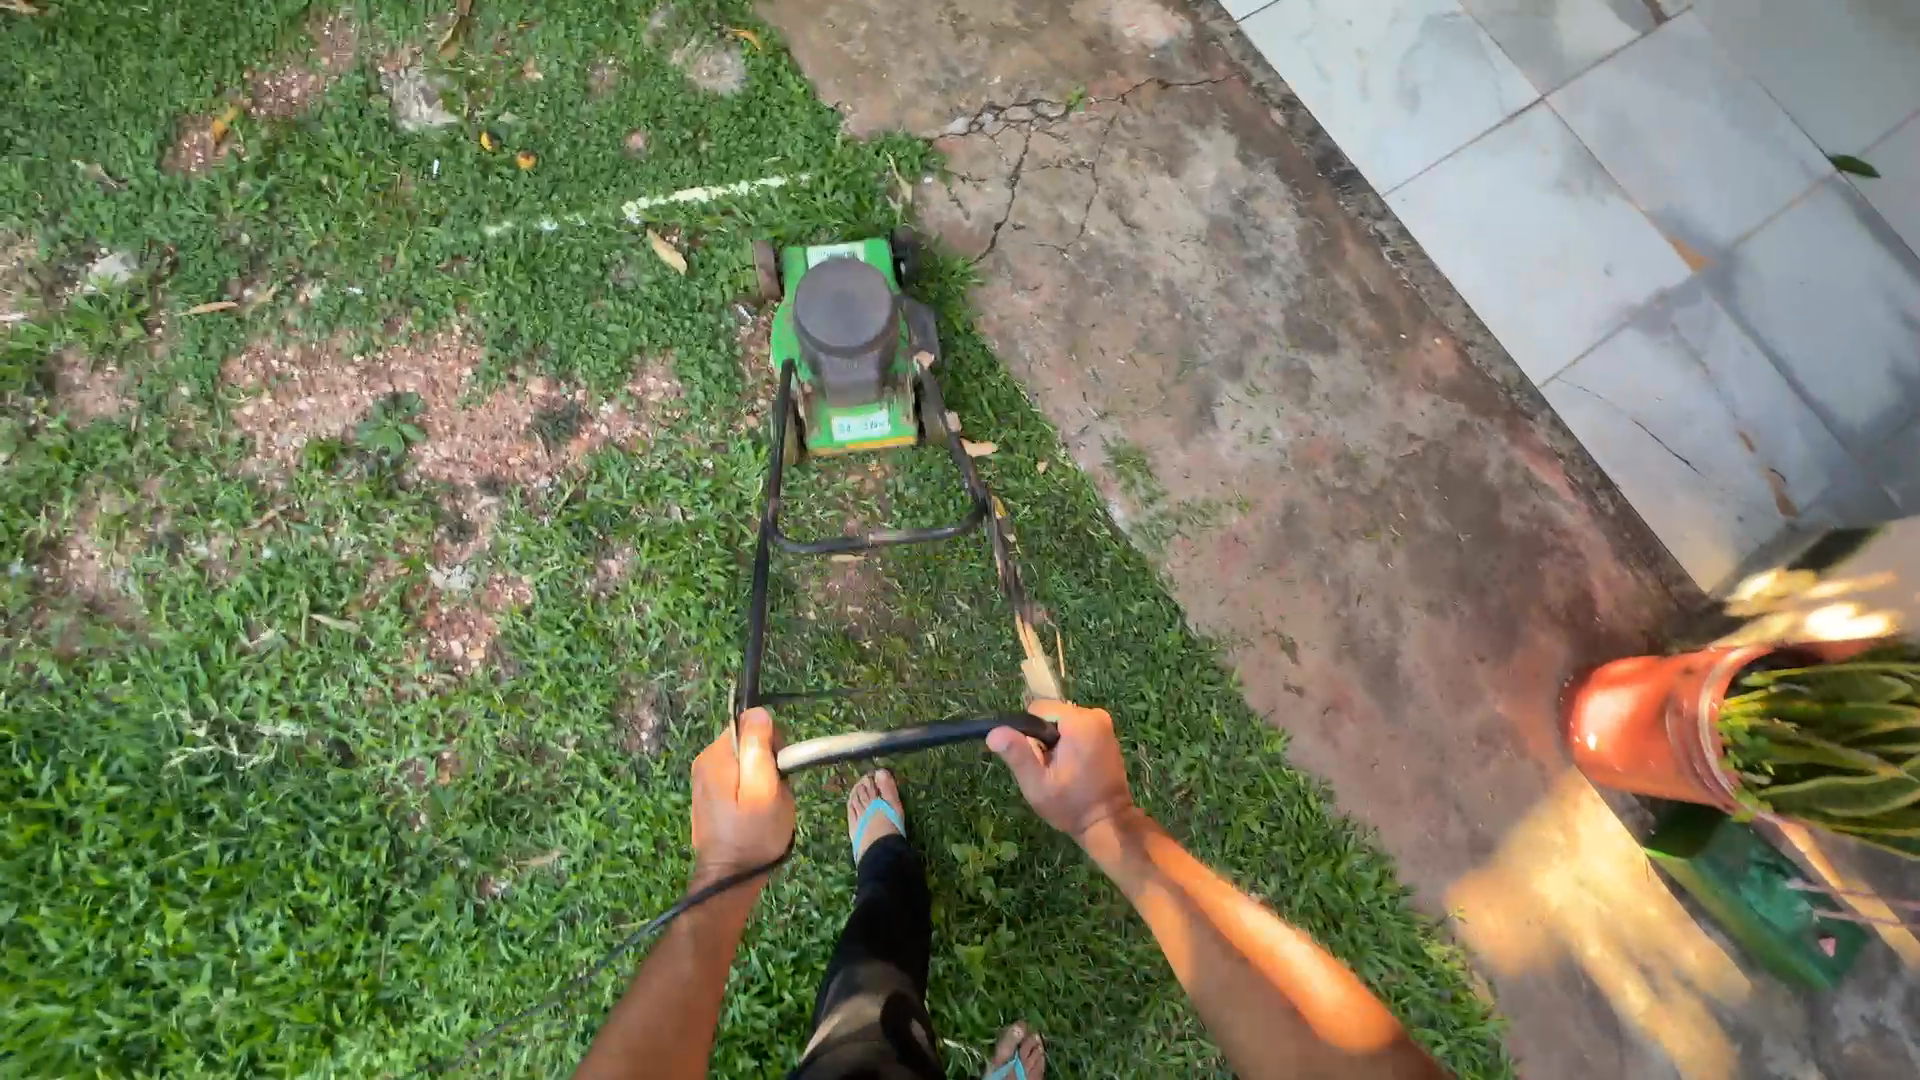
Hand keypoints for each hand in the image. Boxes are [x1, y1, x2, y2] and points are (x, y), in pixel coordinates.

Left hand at [689, 707, 795, 886]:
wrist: (730, 880)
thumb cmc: (753, 834)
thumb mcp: (765, 788)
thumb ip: (759, 746)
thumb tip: (758, 711)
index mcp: (716, 756)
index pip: (750, 724)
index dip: (771, 742)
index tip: (778, 769)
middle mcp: (705, 761)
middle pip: (747, 740)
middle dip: (767, 760)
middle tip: (773, 790)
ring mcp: (704, 779)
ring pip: (745, 759)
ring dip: (761, 776)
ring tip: (765, 803)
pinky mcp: (709, 794)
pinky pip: (737, 776)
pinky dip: (751, 788)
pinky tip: (754, 809)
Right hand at [987, 699, 1136, 842]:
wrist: (1108, 823)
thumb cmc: (1071, 805)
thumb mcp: (1037, 784)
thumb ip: (1017, 754)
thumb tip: (993, 732)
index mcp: (1079, 721)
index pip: (1038, 709)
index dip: (1030, 733)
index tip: (1038, 759)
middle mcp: (1095, 715)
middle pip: (1051, 715)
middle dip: (1044, 738)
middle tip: (1049, 768)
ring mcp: (1104, 723)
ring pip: (1061, 721)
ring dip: (1056, 741)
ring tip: (1061, 769)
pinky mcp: (1106, 733)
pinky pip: (1076, 728)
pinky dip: (1069, 743)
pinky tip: (1073, 766)